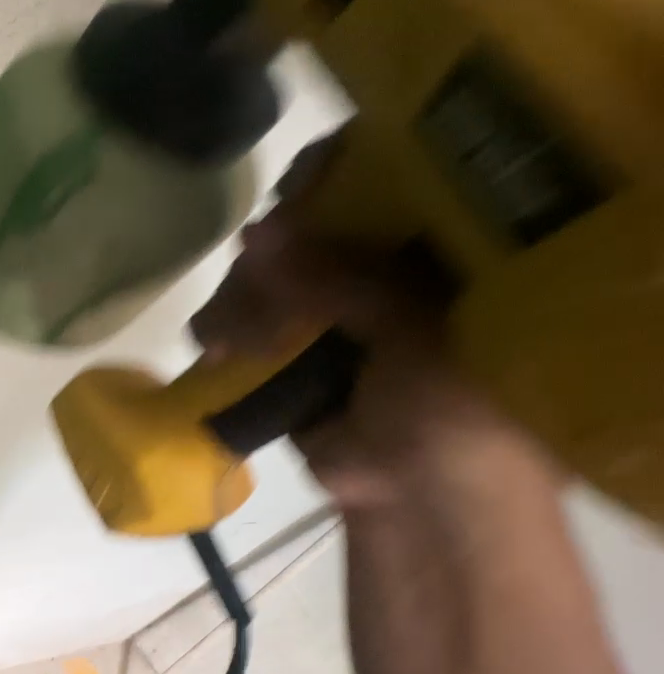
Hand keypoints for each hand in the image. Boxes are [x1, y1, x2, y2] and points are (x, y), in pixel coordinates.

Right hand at [189, 206, 549, 509]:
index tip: (300, 188)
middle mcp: (379, 265)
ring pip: (257, 272)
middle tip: (263, 282)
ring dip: (239, 304)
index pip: (390, 178)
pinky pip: (229, 318)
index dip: (342, 172)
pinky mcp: (278, 344)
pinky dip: (217, 332)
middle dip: (274, 256)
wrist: (414, 501)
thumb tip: (257, 229)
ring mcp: (323, 306)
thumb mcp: (416, 334)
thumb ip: (340, 280)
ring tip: (240, 345)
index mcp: (442, 249)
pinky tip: (221, 354)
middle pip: (306, 224)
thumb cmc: (455, 413)